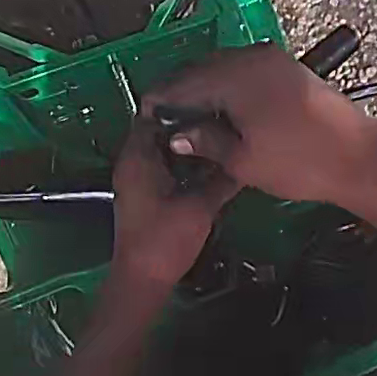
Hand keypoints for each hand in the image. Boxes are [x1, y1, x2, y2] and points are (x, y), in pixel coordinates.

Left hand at [109, 118, 239, 288]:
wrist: (143, 279)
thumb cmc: (165, 239)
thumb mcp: (200, 206)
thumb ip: (222, 179)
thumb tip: (244, 159)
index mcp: (138, 157)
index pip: (153, 111)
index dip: (180, 101)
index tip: (210, 97)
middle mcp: (132, 162)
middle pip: (159, 129)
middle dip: (187, 121)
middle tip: (221, 115)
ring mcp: (136, 179)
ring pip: (162, 149)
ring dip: (186, 143)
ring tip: (219, 136)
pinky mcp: (144, 194)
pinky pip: (162, 166)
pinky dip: (182, 162)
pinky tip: (209, 164)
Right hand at [141, 44, 376, 205]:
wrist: (359, 159)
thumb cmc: (299, 164)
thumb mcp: (244, 161)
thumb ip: (205, 142)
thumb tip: (177, 136)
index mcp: (237, 77)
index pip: (184, 82)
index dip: (160, 100)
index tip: (146, 116)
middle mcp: (253, 57)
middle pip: (201, 68)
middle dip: (180, 92)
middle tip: (165, 120)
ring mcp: (273, 59)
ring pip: (223, 67)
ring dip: (204, 89)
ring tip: (191, 119)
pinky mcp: (287, 67)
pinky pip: (244, 70)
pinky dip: (227, 87)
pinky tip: (222, 110)